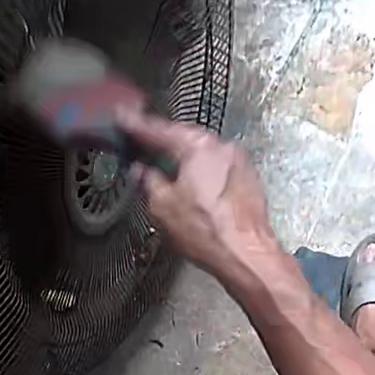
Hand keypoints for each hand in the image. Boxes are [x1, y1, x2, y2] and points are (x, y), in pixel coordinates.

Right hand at [120, 110, 281, 280]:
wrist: (246, 255)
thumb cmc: (210, 232)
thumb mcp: (163, 207)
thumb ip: (148, 182)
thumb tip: (142, 173)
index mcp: (198, 147)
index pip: (160, 130)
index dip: (137, 125)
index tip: (125, 118)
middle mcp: (223, 148)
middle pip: (186, 140)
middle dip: (164, 145)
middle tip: (145, 146)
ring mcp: (240, 164)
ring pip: (204, 157)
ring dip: (185, 164)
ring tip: (168, 176)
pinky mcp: (249, 182)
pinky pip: (218, 171)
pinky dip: (203, 177)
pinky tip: (194, 193)